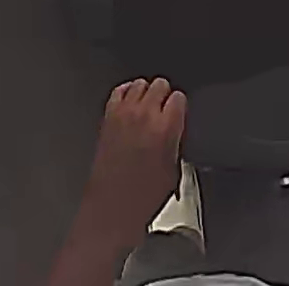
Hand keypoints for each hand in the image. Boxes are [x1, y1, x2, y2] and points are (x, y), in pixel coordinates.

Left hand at [75, 78, 187, 249]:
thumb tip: (175, 129)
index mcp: (166, 128)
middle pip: (160, 84)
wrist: (113, 205)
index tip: (179, 111)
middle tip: (165, 108)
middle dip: (165, 94)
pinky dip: (126, 92)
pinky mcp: (108, 115)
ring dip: (146, 92)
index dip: (180, 105)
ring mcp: (124, 112)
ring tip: (148, 105)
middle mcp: (145, 115)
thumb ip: (176, 141)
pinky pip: (119, 90)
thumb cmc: (142, 197)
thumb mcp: (173, 170)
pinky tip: (130, 101)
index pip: (179, 97)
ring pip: (140, 83)